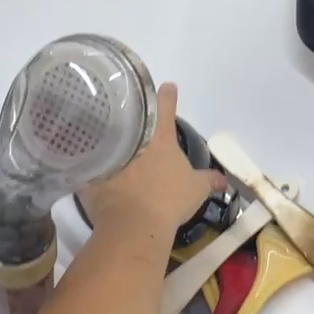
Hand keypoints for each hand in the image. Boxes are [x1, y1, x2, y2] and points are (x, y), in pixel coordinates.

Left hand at [81, 83, 225, 240]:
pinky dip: (95, 162)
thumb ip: (209, 180)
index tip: (168, 88)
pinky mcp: (91, 170)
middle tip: (138, 116)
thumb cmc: (169, 200)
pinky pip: (91, 160)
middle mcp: (133, 138)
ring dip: (112, 136)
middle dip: (136, 112)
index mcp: (159, 136)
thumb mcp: (196, 189)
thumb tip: (223, 178)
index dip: (168, 94)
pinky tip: (96, 169)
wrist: (132, 225)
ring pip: (108, 134)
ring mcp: (109, 152)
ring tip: (115, 141)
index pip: (166, 103)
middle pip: (133, 114)